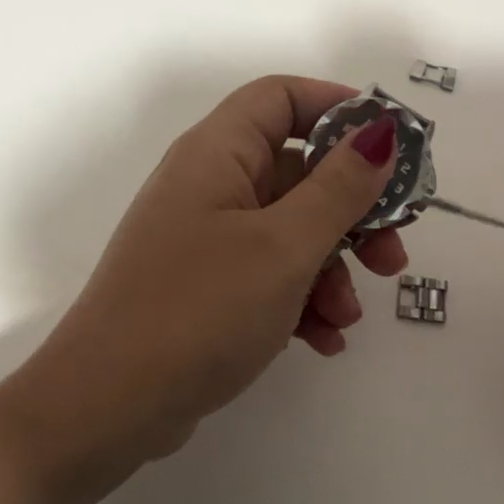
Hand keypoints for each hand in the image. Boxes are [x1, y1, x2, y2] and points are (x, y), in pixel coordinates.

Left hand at [0, 76, 407, 496]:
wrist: (110, 403)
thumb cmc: (199, 311)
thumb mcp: (283, 247)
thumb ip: (339, 189)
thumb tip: (380, 133)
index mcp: (215, 155)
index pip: (281, 99)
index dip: (339, 109)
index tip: (392, 147)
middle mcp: (207, 190)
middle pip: (297, 175)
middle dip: (353, 215)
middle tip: (392, 257)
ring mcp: (203, 246)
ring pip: (289, 237)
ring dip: (331, 273)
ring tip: (347, 319)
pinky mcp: (204, 295)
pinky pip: (267, 282)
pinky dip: (301, 305)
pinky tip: (323, 342)